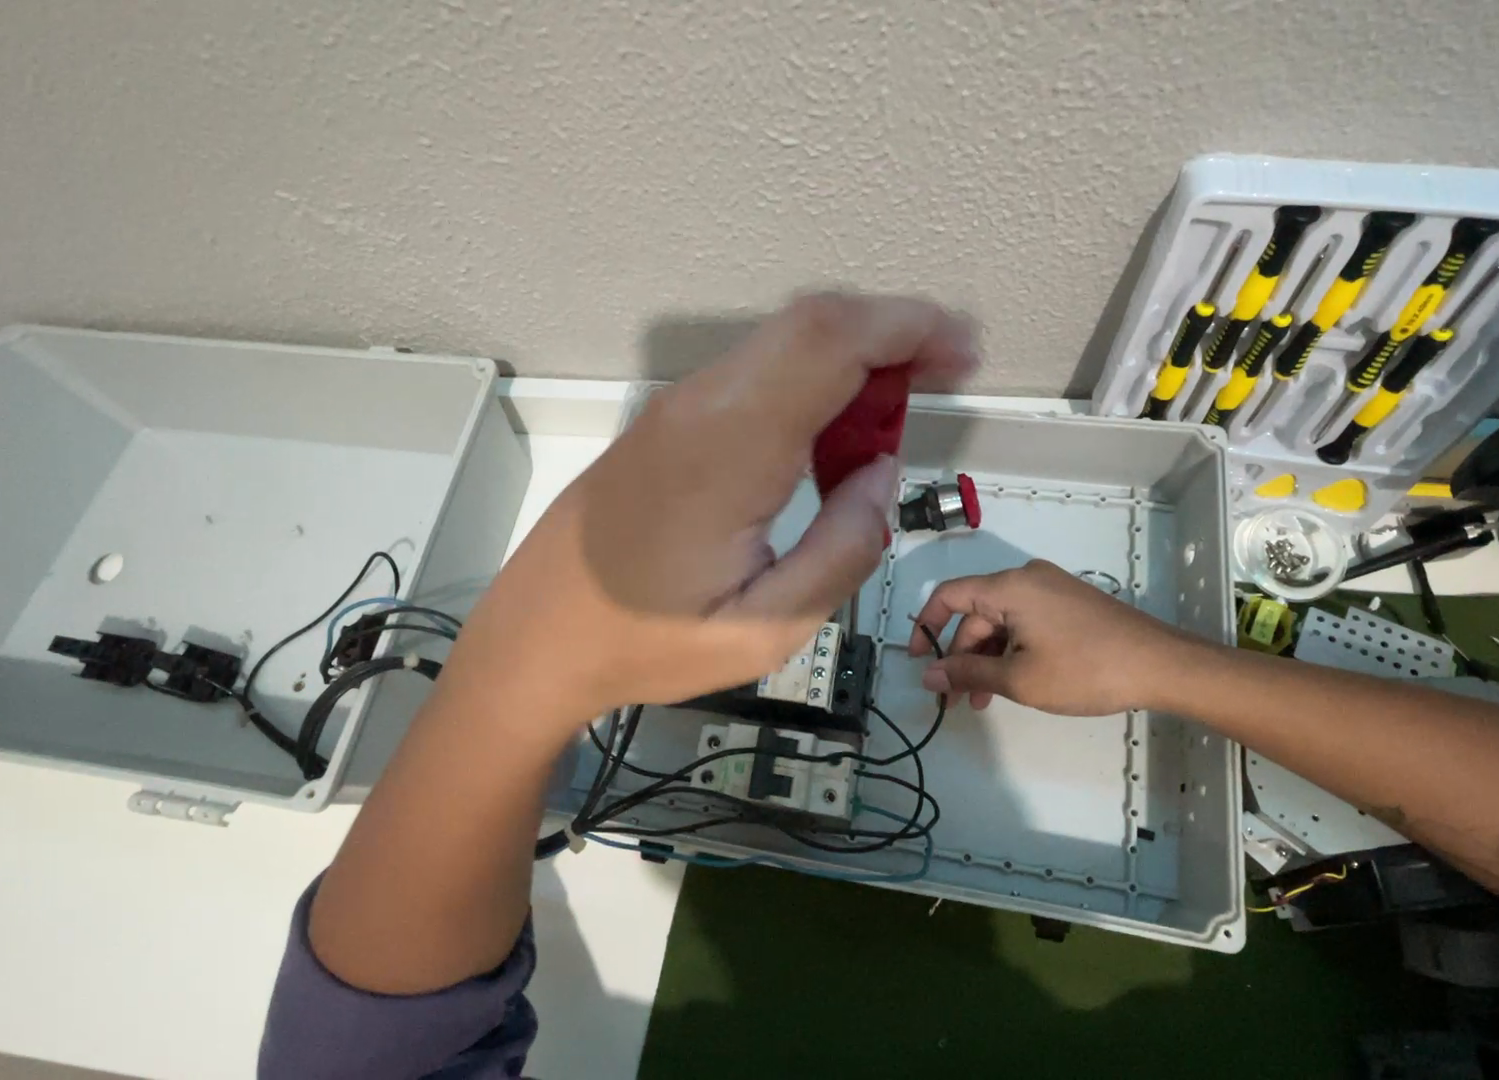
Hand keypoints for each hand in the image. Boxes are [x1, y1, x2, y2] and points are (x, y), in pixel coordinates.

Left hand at [451, 294, 977, 727]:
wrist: (535, 636)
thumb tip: (881, 475)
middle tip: (948, 373)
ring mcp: (677, 408)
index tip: (963, 353)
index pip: (829, 344)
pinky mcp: (668, 423)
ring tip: (899, 413)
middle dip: (893, 331)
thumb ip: (841, 551)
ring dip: (853, 359)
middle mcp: (701, 405)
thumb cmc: (646, 642)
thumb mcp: (763, 630)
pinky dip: (813, 382)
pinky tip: (834, 436)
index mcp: (729, 448)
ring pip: (782, 344)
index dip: (908, 329)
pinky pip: (756, 375)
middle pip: (810, 323)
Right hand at [908, 560, 1213, 715]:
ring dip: (987, 658)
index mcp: (1009, 587)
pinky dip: (1011, 649)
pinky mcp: (1070, 604)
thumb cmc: (1084, 670)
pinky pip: (1025, 621)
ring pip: (1001, 621)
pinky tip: (1013, 682)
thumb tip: (927, 675)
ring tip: (984, 700)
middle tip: (956, 698)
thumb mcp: (1019, 678)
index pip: (949, 595)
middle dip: (961, 655)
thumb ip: (967, 673)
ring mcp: (1052, 589)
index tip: (919, 661)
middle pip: (976, 613)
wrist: (1161, 665)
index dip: (926, 626)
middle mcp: (1027, 578)